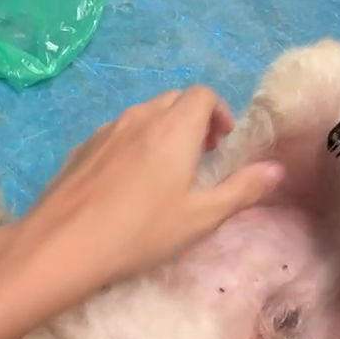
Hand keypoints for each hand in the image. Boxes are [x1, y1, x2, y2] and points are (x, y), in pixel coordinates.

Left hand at [0, 87, 283, 310]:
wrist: (63, 243)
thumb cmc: (141, 231)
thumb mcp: (201, 217)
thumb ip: (242, 189)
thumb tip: (276, 169)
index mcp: (175, 126)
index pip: (203, 94)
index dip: (219, 113)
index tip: (222, 144)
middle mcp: (141, 117)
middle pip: (174, 100)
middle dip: (194, 120)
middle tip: (201, 156)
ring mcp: (107, 129)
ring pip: (144, 115)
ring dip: (163, 130)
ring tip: (166, 171)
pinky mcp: (82, 147)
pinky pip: (118, 132)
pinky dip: (134, 143)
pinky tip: (128, 183)